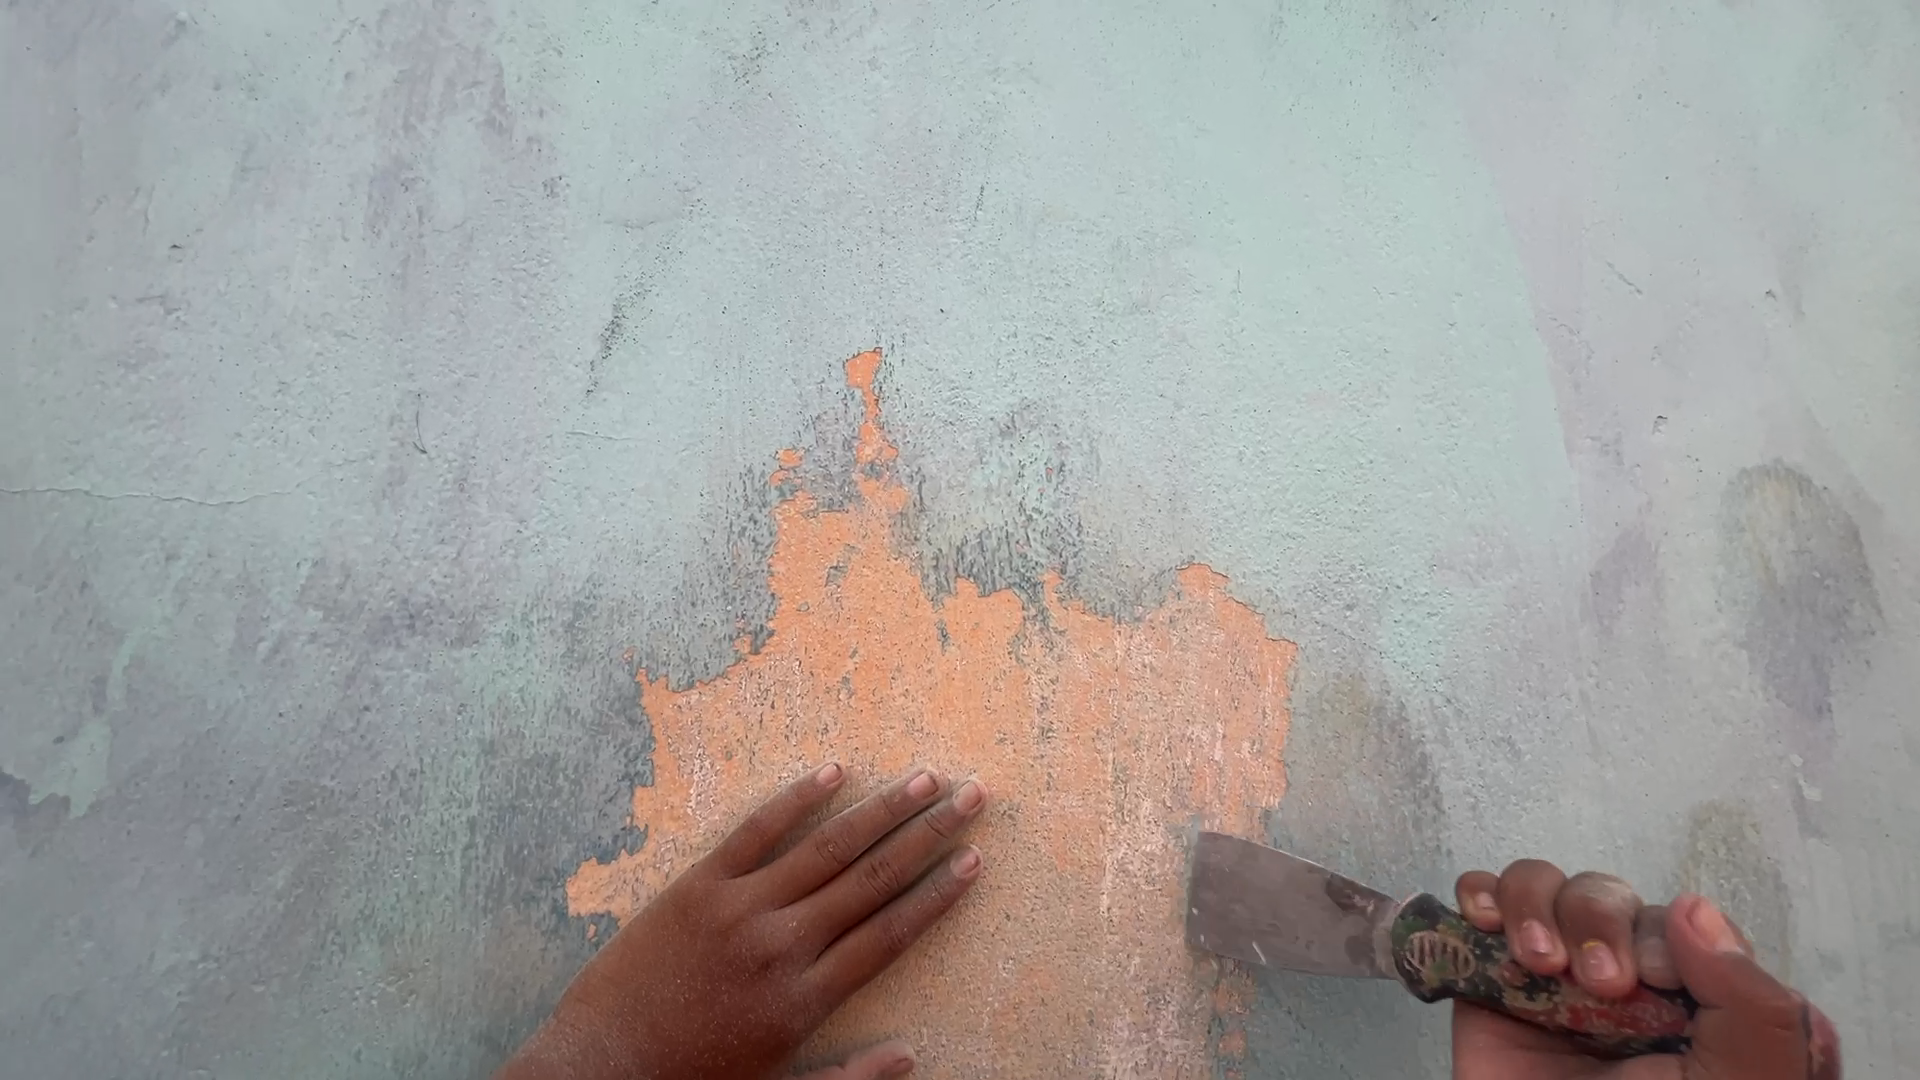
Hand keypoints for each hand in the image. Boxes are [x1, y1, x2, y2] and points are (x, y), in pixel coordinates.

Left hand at [497, 762, 989, 1079]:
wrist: (592, 1074)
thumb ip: (846, 1079)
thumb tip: (912, 1057)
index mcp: (802, 998)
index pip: (889, 933)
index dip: (937, 894)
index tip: (974, 859)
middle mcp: (782, 942)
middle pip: (871, 877)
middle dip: (928, 834)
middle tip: (970, 796)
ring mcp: (741, 906)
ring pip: (826, 846)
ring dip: (880, 810)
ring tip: (922, 779)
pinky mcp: (699, 884)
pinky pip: (755, 831)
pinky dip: (795, 800)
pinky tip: (831, 772)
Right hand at [1449, 860, 1839, 1078]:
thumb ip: (1752, 1012)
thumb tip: (1694, 907)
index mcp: (1694, 1005)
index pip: (1681, 923)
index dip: (1659, 934)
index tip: (1650, 982)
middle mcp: (1623, 974)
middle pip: (1605, 893)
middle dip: (1592, 921)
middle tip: (1592, 984)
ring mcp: (1550, 964)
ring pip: (1540, 880)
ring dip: (1530, 904)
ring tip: (1533, 961)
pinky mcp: (1487, 962)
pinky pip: (1478, 892)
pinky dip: (1477, 891)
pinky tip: (1481, 921)